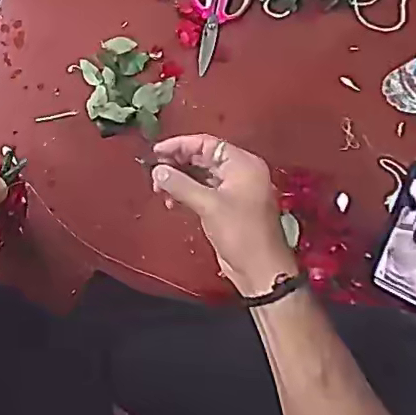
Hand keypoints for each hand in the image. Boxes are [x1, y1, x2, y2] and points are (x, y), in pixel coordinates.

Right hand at [151, 135, 299, 296]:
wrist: (260, 270)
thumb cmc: (242, 233)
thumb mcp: (209, 205)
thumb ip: (181, 184)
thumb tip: (158, 171)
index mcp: (243, 164)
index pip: (207, 144)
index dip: (180, 145)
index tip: (157, 152)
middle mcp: (240, 172)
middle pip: (203, 158)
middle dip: (177, 164)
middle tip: (154, 172)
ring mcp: (234, 189)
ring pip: (201, 175)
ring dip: (179, 180)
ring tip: (159, 189)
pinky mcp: (228, 205)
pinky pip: (204, 190)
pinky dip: (187, 193)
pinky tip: (172, 201)